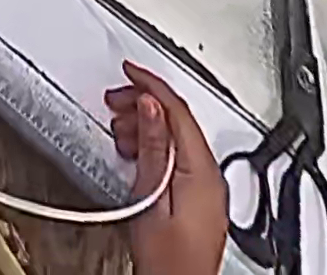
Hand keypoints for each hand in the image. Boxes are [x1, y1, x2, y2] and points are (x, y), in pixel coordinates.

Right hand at [107, 61, 228, 274]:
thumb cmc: (166, 259)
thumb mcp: (150, 196)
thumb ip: (153, 147)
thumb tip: (152, 105)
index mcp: (202, 170)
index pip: (178, 110)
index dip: (152, 84)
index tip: (130, 71)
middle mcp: (210, 174)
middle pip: (178, 119)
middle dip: (144, 102)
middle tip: (116, 100)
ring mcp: (206, 185)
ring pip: (176, 134)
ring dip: (146, 123)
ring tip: (120, 129)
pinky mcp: (197, 194)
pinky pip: (177, 153)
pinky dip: (153, 143)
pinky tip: (134, 150)